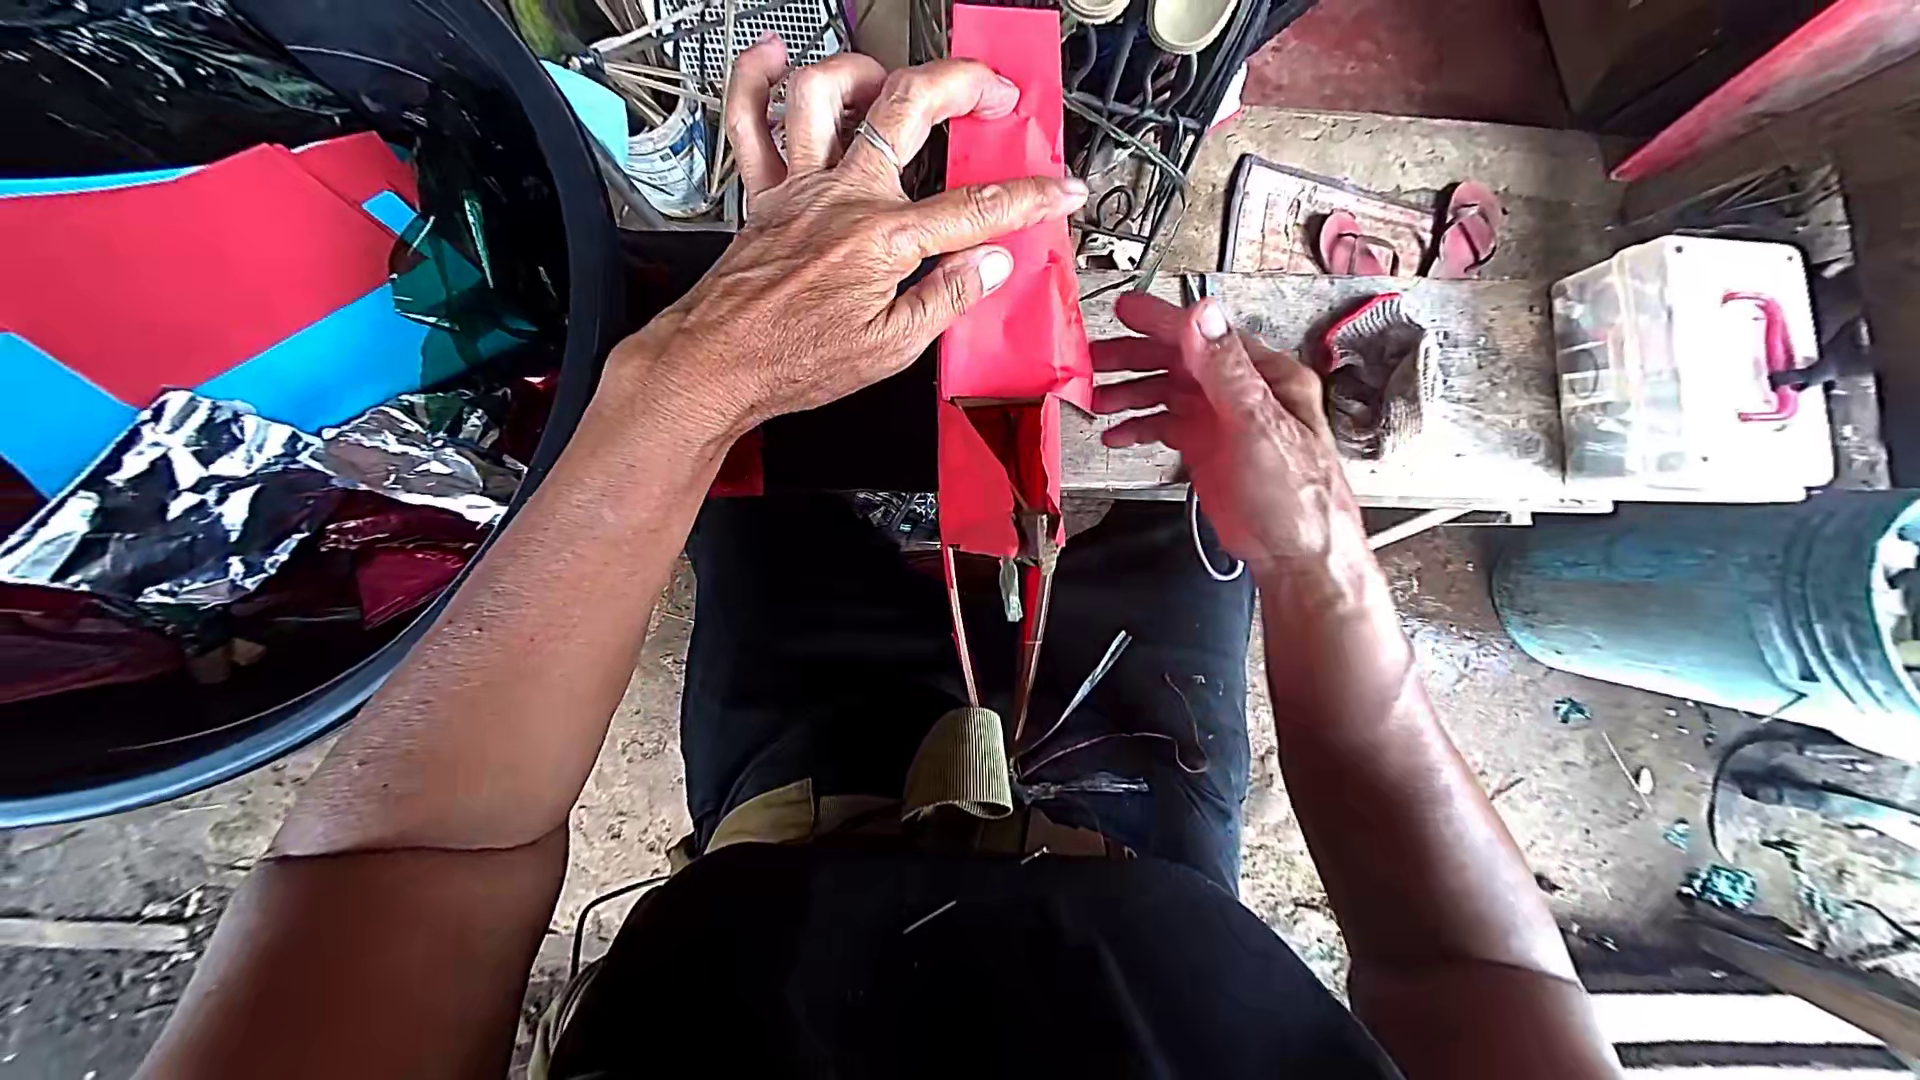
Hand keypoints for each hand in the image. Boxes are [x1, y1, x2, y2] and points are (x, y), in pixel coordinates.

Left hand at [601, 41, 1087, 441]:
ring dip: (868, 69)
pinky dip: (758, 77)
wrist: (720, 364)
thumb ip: (944, 298)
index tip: (1059, 189)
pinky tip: (777, 57)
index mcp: (881, 241)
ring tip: (896, 78)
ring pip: (826, 91)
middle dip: (964, 87)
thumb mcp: (889, 348)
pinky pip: (749, 117)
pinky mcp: (763, 195)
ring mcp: (798, 188)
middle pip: (907, 108)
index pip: (973, 208)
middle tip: (994, 91)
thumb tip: (988, 265)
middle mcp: (840, 197)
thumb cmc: (796, 361)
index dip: (1027, 197)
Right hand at [1092, 294, 1365, 576]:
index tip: (1125, 311)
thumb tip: (1203, 316)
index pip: (1204, 337)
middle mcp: (1239, 392)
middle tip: (1094, 359)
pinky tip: (1117, 435)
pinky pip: (1164, 427)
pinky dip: (1138, 428)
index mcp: (1262, 375)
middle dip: (1133, 359)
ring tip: (1097, 400)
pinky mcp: (1205, 447)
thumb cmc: (1294, 496)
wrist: (1294, 553)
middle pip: (1178, 363)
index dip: (1161, 322)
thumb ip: (1226, 370)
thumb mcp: (1258, 425)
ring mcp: (1220, 420)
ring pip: (1166, 394)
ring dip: (1130, 394)